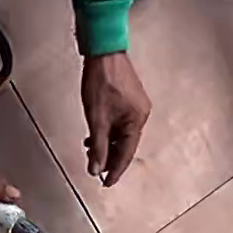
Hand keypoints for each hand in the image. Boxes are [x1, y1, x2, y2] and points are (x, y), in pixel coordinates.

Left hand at [81, 51, 150, 186]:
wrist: (103, 49)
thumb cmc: (102, 79)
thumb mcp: (96, 120)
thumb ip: (97, 147)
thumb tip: (96, 169)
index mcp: (137, 122)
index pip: (126, 155)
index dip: (115, 171)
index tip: (106, 183)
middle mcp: (140, 116)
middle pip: (124, 146)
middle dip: (109, 158)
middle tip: (97, 170)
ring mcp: (136, 107)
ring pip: (121, 136)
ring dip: (107, 145)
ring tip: (92, 152)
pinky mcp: (128, 100)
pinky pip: (120, 124)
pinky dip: (108, 133)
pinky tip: (95, 136)